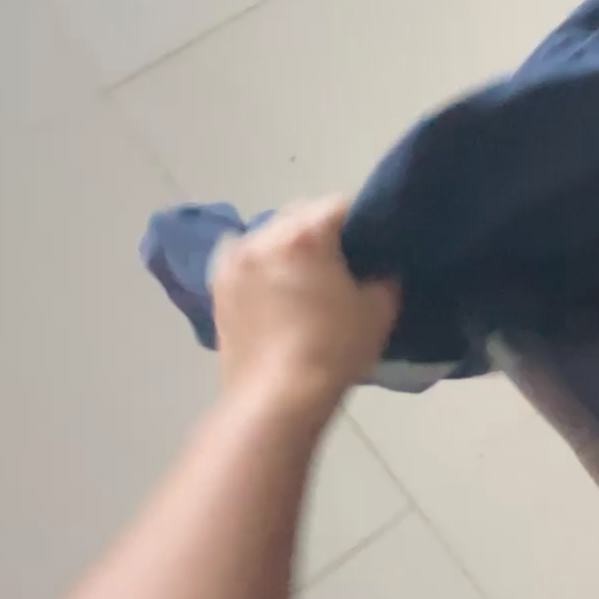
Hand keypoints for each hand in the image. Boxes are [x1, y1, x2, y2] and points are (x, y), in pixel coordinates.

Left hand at [212, 196, 398, 409]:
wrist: (278, 395)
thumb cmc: (337, 345)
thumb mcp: (381, 305)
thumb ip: (382, 274)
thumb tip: (379, 266)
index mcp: (304, 237)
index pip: (340, 204)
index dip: (365, 218)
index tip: (380, 239)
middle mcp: (261, 239)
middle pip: (300, 213)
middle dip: (326, 226)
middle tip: (352, 255)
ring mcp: (231, 263)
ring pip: (271, 233)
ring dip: (294, 243)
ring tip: (315, 272)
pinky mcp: (217, 287)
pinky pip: (248, 257)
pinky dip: (268, 262)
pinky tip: (285, 285)